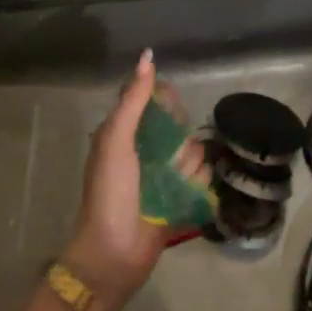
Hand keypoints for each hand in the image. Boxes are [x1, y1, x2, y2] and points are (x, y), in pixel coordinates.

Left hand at [63, 49, 203, 308]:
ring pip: (194, 154)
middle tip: (169, 157)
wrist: (114, 254)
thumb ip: (133, 100)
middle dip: (181, 140)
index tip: (172, 107)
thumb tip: (148, 56)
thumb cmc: (110, 192)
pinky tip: (185, 194)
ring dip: (188, 166)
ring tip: (172, 184)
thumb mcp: (116, 141)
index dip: (166, 102)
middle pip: (180, 128)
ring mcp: (163, 177)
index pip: (154, 103)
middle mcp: (146, 152)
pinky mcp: (179, 200)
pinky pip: (201, 180)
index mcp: (124, 134)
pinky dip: (197, 185)